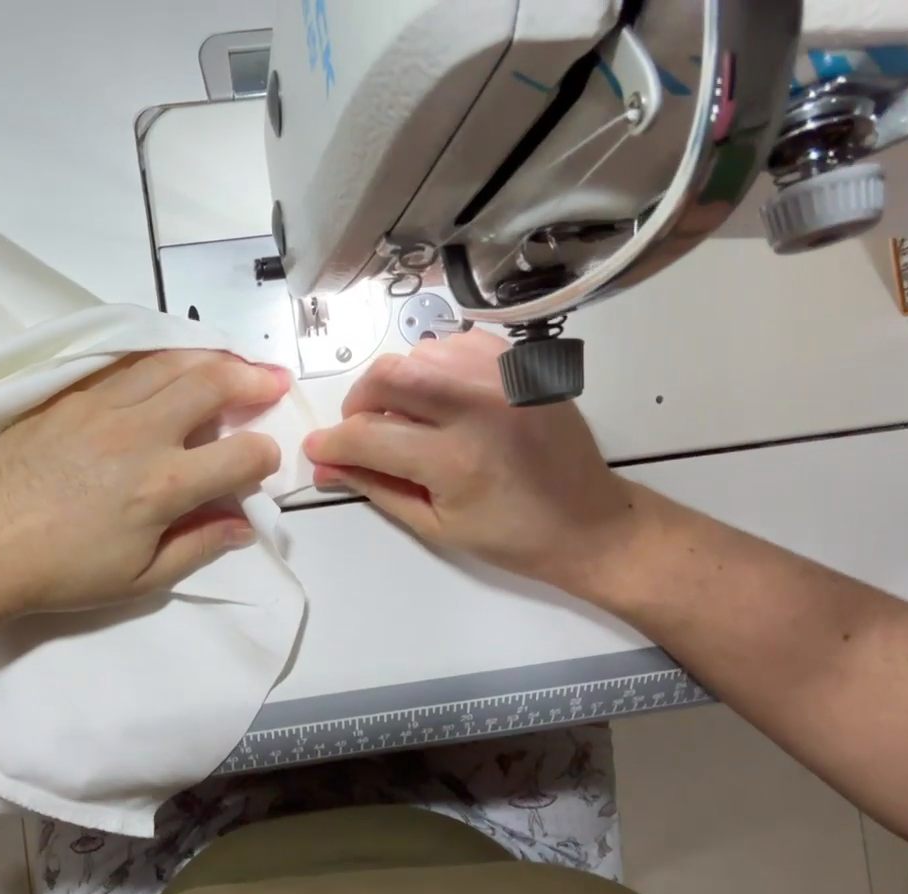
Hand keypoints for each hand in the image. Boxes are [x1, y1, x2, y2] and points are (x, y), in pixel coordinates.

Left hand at [0, 350, 287, 618]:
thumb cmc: (60, 573)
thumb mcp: (138, 580)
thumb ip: (198, 547)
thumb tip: (243, 524)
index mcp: (164, 486)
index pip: (240, 455)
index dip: (265, 456)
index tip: (264, 461)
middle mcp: (140, 433)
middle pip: (212, 385)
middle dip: (254, 380)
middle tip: (274, 381)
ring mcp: (101, 405)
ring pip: (171, 362)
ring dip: (213, 357)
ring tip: (236, 361)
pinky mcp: (69, 394)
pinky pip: (126, 362)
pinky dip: (162, 357)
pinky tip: (172, 361)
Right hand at [303, 330, 637, 594]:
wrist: (588, 521)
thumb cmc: (510, 537)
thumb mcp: (434, 525)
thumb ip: (375, 488)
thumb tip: (325, 467)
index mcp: (454, 460)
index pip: (367, 435)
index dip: (331, 444)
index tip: (319, 451)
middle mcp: (477, 407)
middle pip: (386, 376)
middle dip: (357, 403)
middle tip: (362, 431)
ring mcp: (503, 377)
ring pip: (417, 354)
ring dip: (395, 384)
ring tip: (406, 417)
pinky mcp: (521, 364)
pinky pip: (455, 343)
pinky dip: (433, 366)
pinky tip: (440, 397)